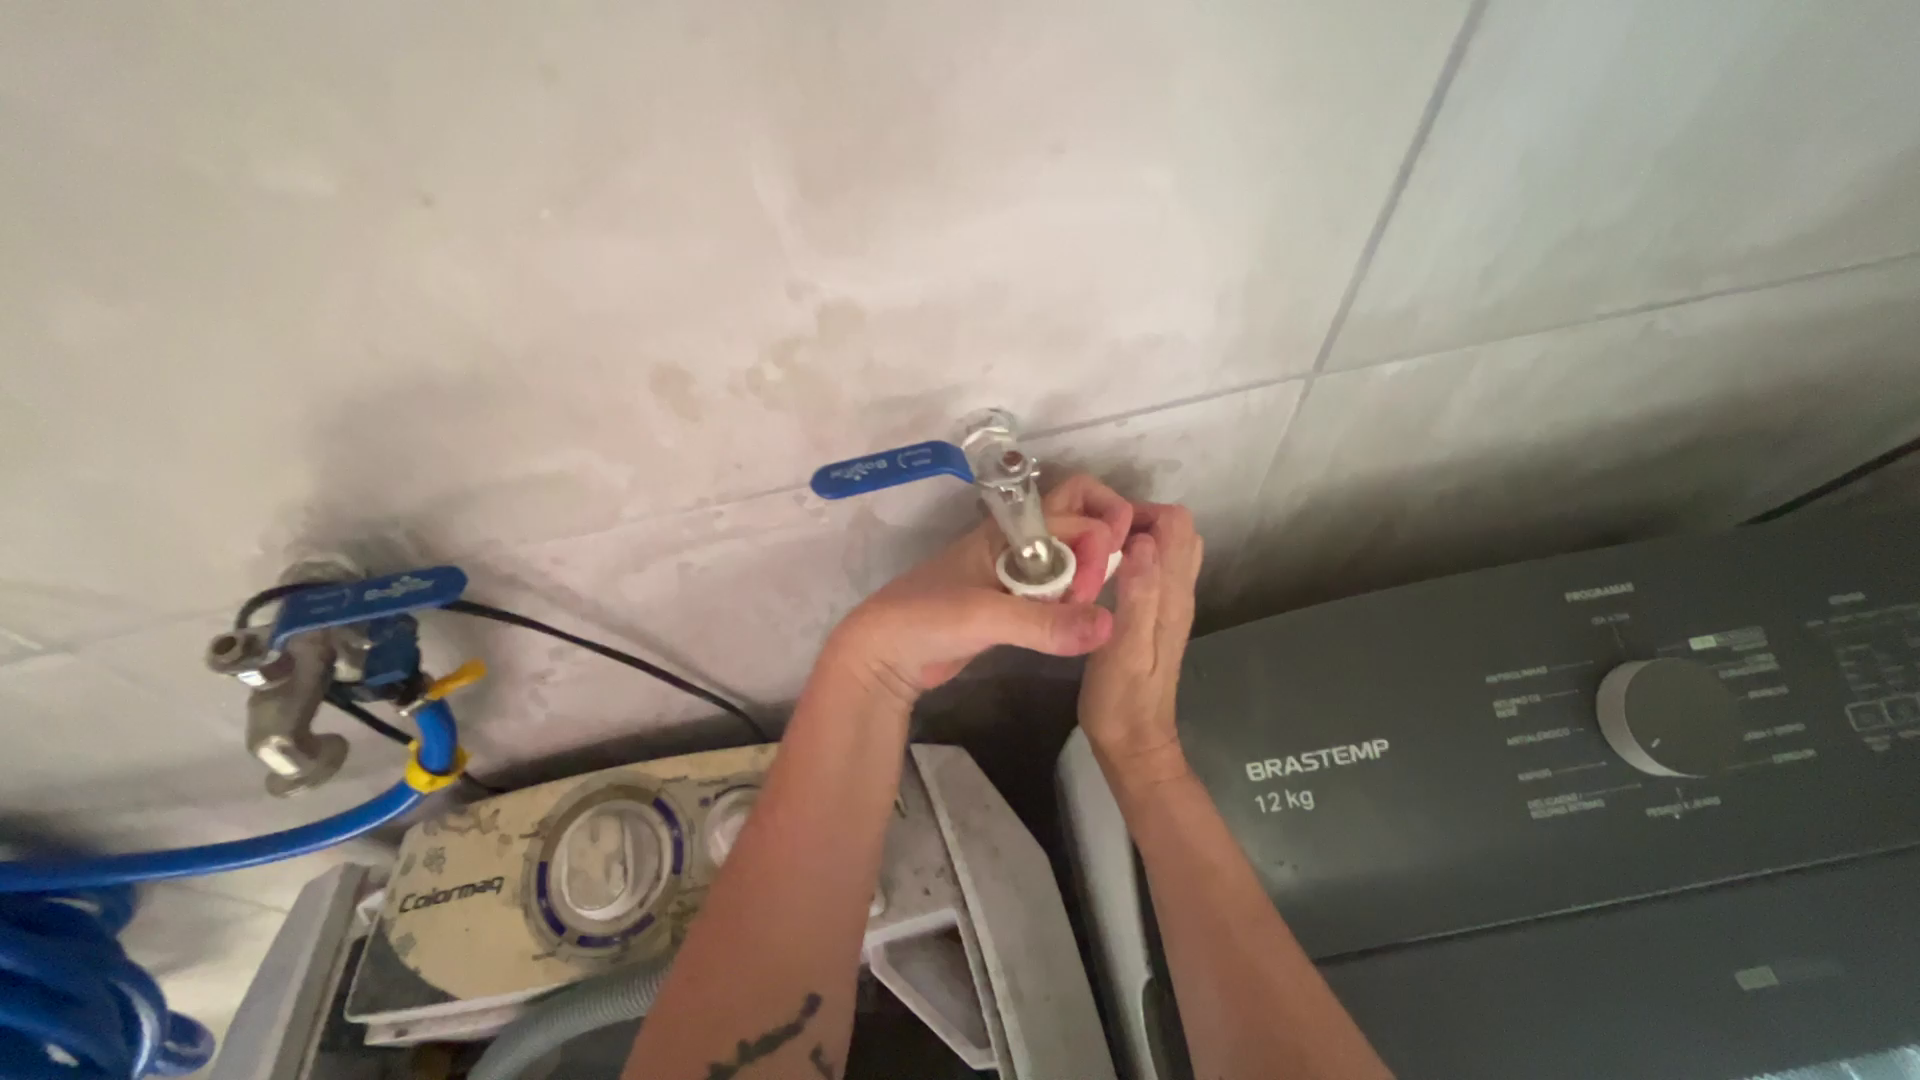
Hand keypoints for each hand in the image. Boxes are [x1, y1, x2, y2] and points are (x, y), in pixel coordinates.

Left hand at [824, 473, 1134, 705]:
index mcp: (1009, 530)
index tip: (1089, 582)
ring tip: (1083, 613)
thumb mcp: (985, 617)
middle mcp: (1018, 544)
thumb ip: (1044, 622)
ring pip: (1070, 557)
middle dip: (1101, 547)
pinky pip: (1057, 590)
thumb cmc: (926, 617)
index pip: (1076, 508)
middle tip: (1090, 594)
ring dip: (1088, 576)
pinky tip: (1077, 626)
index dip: (1097, 536)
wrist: (883, 652)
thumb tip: (1107, 626)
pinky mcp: (1012, 605)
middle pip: (1079, 521)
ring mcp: (1016, 574)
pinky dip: (1074, 600)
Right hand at [1079, 503, 1202, 788]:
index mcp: (1173, 595)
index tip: (1101, 531)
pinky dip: (1133, 560)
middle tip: (1097, 541)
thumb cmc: (1121, 699)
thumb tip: (1144, 542)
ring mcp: (1170, 606)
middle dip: (1138, 520)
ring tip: (1097, 556)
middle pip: (1175, 531)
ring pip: (1166, 550)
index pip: (1175, 524)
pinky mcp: (1156, 618)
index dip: (1140, 514)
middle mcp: (1179, 594)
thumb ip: (1137, 595)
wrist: (1133, 743)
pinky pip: (1153, 571)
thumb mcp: (1123, 647)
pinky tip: (1102, 576)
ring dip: (1136, 539)